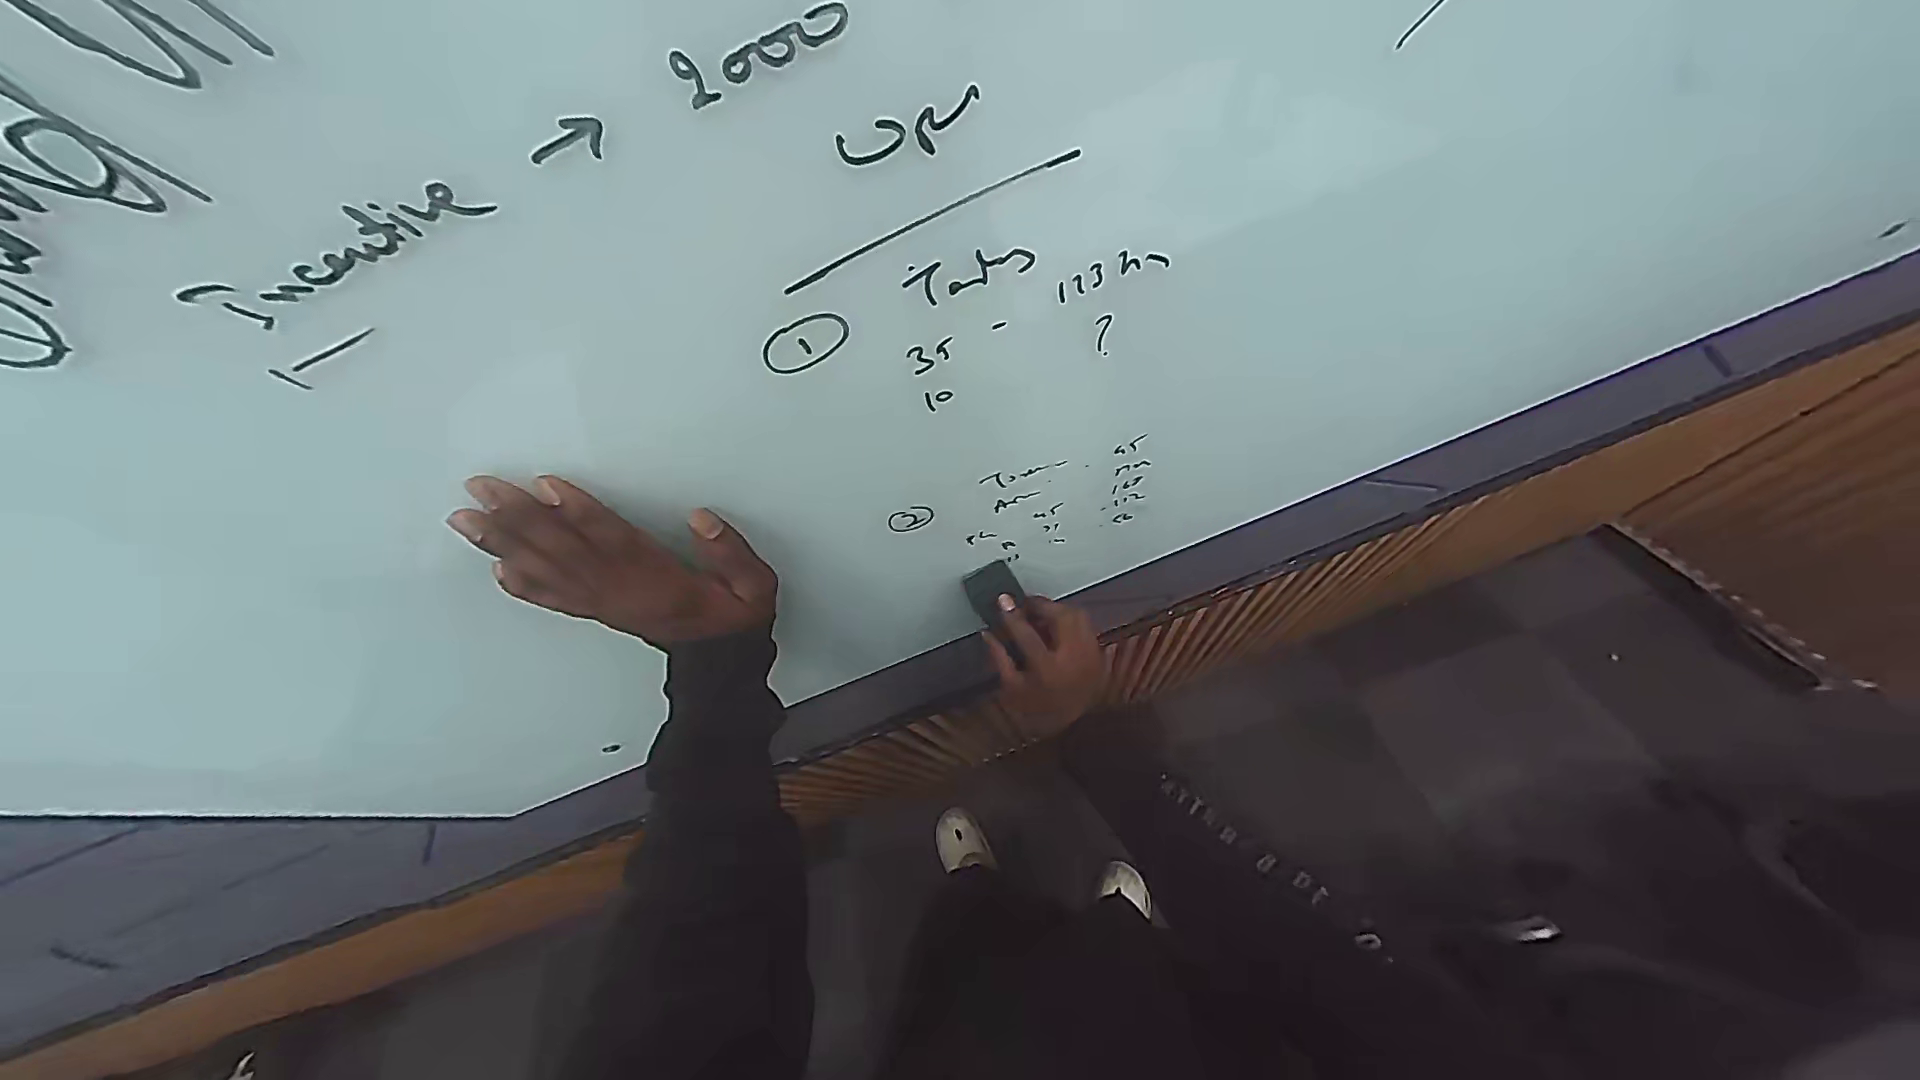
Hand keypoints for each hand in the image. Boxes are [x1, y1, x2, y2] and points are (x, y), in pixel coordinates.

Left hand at [446, 475, 776, 645]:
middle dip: (522, 519)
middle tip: (482, 490)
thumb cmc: (734, 618)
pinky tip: (498, 569)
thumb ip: (731, 553)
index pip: (615, 541)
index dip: (580, 513)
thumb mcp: (755, 585)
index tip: (546, 485)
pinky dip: (523, 586)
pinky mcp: (602, 614)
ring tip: (468, 520)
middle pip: (567, 552)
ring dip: (507, 545)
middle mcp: (624, 592)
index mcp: (661, 581)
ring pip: (551, 572)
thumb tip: (701, 519)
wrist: (721, 662)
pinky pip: (557, 600)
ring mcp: (607, 605)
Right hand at [984, 596, 1107, 739]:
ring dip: (1055, 608)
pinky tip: (1055, 623)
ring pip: (1075, 614)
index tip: (1002, 601)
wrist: (1080, 722)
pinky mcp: (1098, 649)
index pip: (1027, 633)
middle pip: (1058, 616)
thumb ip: (999, 658)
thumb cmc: (1042, 708)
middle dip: (1038, 605)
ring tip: (1038, 612)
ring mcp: (1090, 651)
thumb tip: (988, 633)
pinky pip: (1084, 622)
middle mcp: (1073, 655)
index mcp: (1048, 669)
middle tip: (1023, 604)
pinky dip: (1068, 616)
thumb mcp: (1013, 689)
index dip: (1012, 615)